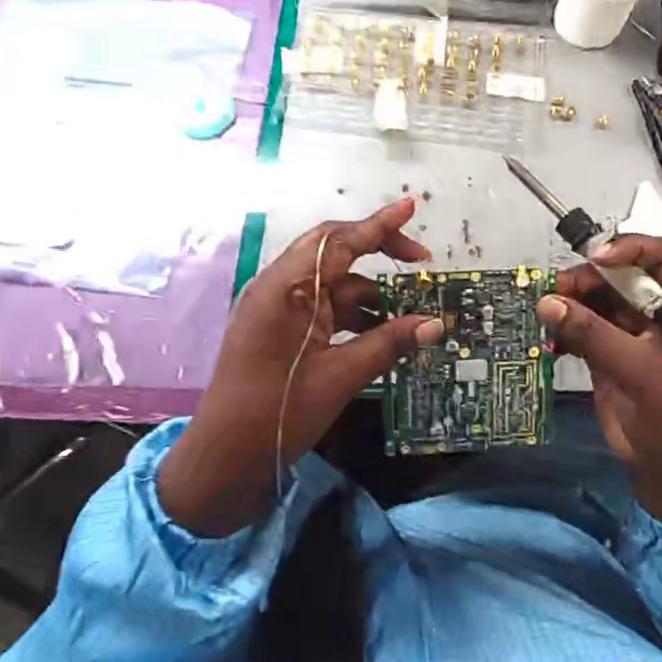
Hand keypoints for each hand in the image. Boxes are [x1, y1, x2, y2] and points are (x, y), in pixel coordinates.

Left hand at [159, 198, 442, 535]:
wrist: (225, 455)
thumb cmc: (278, 412)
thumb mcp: (340, 377)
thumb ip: (389, 343)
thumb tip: (436, 324)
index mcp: (286, 288)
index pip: (338, 241)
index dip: (379, 224)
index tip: (411, 206)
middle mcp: (278, 287)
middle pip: (333, 253)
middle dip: (377, 254)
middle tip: (419, 263)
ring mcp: (275, 307)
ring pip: (331, 284)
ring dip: (368, 295)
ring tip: (408, 316)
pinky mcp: (278, 328)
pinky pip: (320, 308)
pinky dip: (351, 316)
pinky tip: (379, 335)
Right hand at [541, 235, 661, 531]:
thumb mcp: (639, 369)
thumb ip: (594, 333)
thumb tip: (549, 303)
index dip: (633, 249)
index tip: (599, 258)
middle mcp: (652, 314)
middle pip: (616, 277)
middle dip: (585, 280)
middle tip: (556, 292)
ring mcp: (626, 334)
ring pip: (591, 301)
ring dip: (566, 304)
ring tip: (545, 316)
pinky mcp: (604, 354)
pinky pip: (577, 329)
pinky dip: (559, 331)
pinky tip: (547, 341)